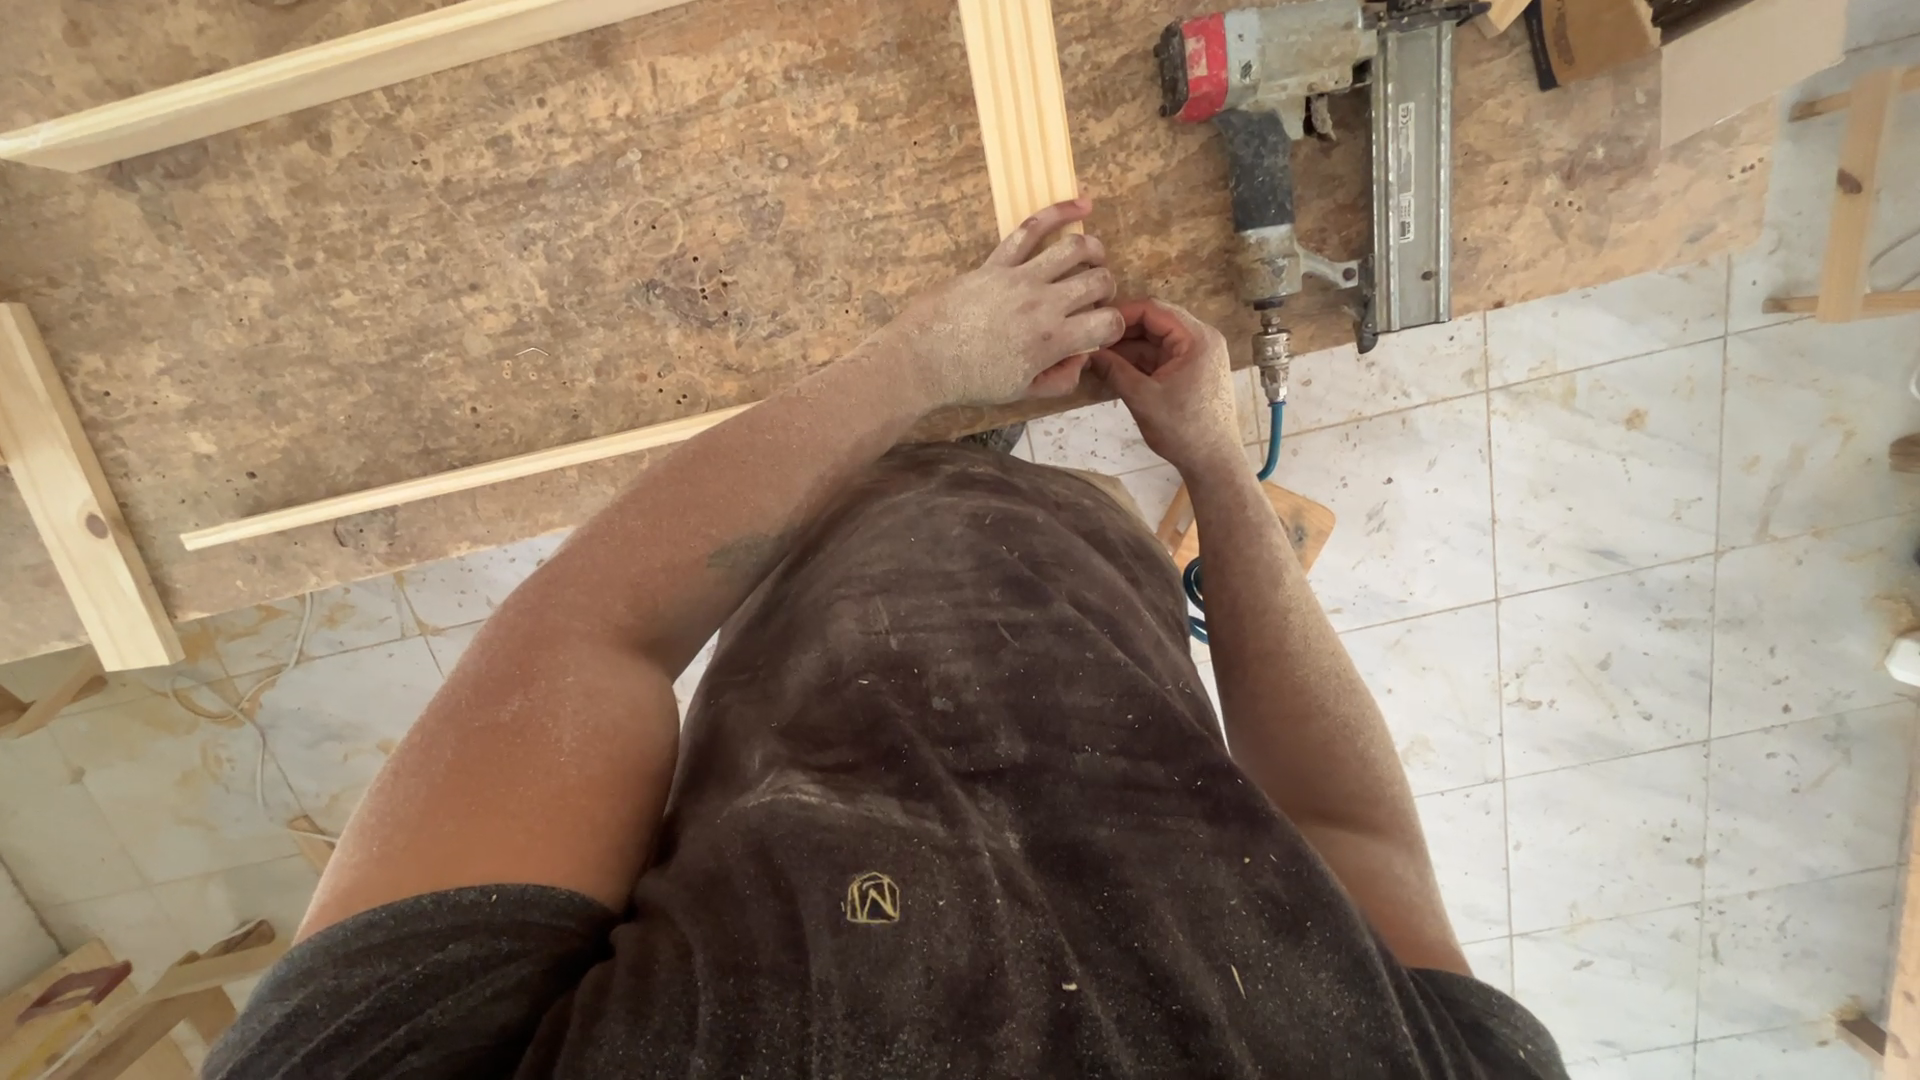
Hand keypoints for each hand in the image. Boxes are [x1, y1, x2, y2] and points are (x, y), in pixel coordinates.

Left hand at [872, 198, 1124, 407]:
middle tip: (1095, 299)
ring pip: (1075, 249)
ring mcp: (1020, 278)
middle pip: (1099, 281)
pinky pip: (1032, 228)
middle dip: (1107, 290)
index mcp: (1052, 340)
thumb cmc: (970, 381)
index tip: (1101, 332)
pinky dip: (1060, 212)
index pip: (1109, 323)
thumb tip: (1081, 359)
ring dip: (1094, 251)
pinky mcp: (997, 262)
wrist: (924, 359)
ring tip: (1095, 258)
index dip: (1114, 327)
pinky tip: (1082, 205)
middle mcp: (1044, 304)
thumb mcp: (1021, 393)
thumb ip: (1059, 380)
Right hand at [1090, 299, 1243, 476]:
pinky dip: (1138, 361)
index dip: (1120, 314)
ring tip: (1097, 356)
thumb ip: (1114, 371)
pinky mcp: (1190, 372)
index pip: (1153, 309)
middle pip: (1155, 322)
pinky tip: (1114, 368)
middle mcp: (1201, 339)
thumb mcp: (1143, 398)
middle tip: (1091, 341)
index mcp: (1197, 338)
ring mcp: (1196, 356)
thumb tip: (1086, 353)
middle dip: (1122, 332)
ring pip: (1155, 341)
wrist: (1212, 461)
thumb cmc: (1183, 430)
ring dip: (1127, 348)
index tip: (1094, 325)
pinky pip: (1160, 357)